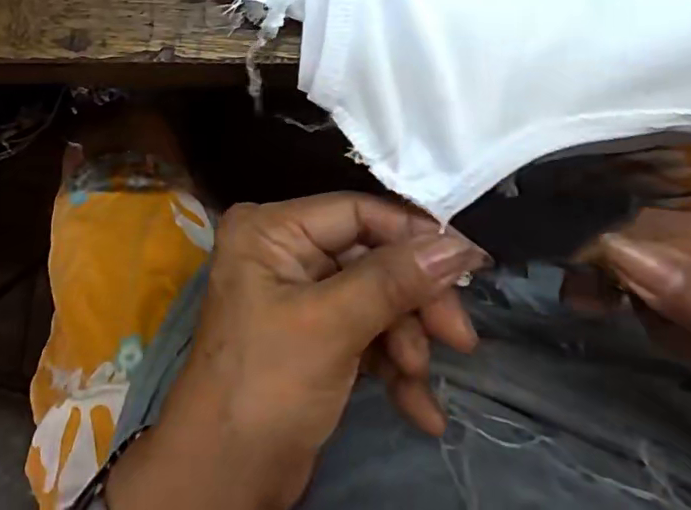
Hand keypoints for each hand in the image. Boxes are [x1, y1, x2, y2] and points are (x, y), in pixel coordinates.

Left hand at [107, 194, 486, 509]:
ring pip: (374, 298)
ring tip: (421, 379)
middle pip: (371, 257)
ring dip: (406, 340)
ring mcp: (299, 294)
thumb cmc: (267, 386)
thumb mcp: (332, 326)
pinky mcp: (313, 335)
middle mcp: (283, 250)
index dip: (413, 234)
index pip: (356, 211)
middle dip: (414, 300)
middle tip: (459, 337)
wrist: (223, 480)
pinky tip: (421, 409)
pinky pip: (364, 332)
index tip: (467, 262)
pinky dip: (392, 366)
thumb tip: (456, 243)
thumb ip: (394, 280)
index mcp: (271, 228)